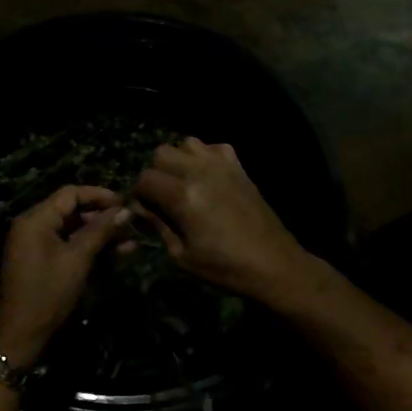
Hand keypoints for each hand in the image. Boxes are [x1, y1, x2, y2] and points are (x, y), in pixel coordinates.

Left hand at [0, 185, 128, 364]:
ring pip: (73, 229)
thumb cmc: (49, 292)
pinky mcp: (42, 260)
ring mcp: (36, 244)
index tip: (125, 204)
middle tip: (131, 226)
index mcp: (36, 219)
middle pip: (72, 210)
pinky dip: (88, 248)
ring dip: (100, 234)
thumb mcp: (78, 259)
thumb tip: (125, 210)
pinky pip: (67, 245)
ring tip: (130, 242)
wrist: (23, 331)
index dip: (99, 195)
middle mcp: (33, 225)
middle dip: (102, 217)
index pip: (70, 194)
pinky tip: (116, 254)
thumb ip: (100, 231)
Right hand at [133, 138, 313, 302]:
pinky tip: (208, 178)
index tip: (144, 210)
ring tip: (184, 184)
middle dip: (156, 174)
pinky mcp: (239, 168)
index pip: (144, 178)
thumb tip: (141, 209)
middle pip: (161, 153)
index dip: (139, 194)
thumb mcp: (181, 255)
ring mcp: (222, 165)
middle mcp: (200, 171)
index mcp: (183, 196)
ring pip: (186, 143)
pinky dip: (204, 157)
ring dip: (179, 161)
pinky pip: (214, 147)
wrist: (273, 264)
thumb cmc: (224, 267)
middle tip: (162, 197)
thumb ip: (158, 225)